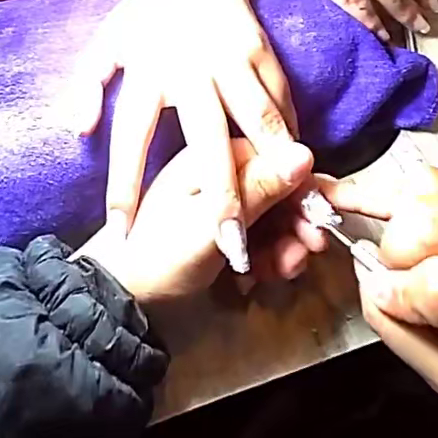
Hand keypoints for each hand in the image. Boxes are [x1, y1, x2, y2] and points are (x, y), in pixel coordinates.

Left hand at [65, 0, 296, 255]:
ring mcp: (230, 61)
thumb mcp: (108, 40)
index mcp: (147, 69)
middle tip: (228, 247)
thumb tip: (76, 129)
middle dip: (219, 194)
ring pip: (257, 123)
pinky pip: (280, 102)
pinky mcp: (261, 54)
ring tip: (286, 218)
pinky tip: (296, 171)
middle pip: (207, 138)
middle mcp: (190, 69)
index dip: (125, 184)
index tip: (122, 231)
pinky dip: (289, 138)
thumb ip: (87, 84)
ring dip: (271, 172)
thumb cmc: (147, 11)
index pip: (131, 134)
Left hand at [78, 138, 312, 303]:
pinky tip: (264, 272)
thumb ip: (255, 189)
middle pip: (275, 182)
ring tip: (281, 270)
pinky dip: (269, 247)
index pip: (272, 154)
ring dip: (285, 239)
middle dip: (295, 220)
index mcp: (207, 149)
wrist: (125, 289)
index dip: (300, 192)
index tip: (312, 229)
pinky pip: (257, 223)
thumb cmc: (160, 254)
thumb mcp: (209, 225)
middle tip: (300, 257)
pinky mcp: (218, 213)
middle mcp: (214, 161)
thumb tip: (304, 152)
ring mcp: (216, 188)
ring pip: (271, 207)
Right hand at [316, 167, 437, 437]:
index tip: (385, 297)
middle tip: (392, 279)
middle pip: (434, 227)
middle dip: (395, 252)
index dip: (403, 289)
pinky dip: (391, 194)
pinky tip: (363, 203)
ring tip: (395, 254)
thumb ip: (410, 337)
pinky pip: (426, 180)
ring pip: (425, 195)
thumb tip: (372, 283)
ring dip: (394, 223)